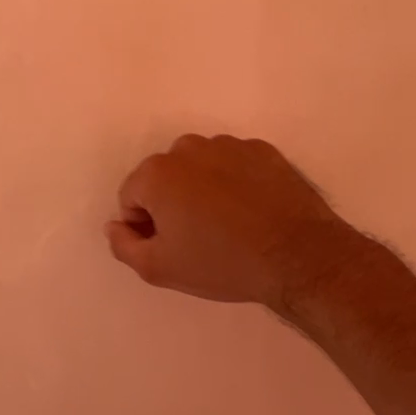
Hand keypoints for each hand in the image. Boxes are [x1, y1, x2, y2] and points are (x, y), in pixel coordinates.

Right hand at [106, 134, 366, 311]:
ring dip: (201, 191)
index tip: (170, 246)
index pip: (131, 197)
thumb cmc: (220, 263)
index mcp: (157, 174)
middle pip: (164, 178)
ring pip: (198, 168)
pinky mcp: (265, 151)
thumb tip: (116, 225)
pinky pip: (233, 166)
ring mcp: (230, 146)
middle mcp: (189, 149)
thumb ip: (123, 244)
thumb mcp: (158, 268)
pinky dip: (233, 184)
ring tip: (226, 225)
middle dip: (171, 203)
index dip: (144, 226)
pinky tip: (250, 213)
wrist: (299, 258)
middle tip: (196, 238)